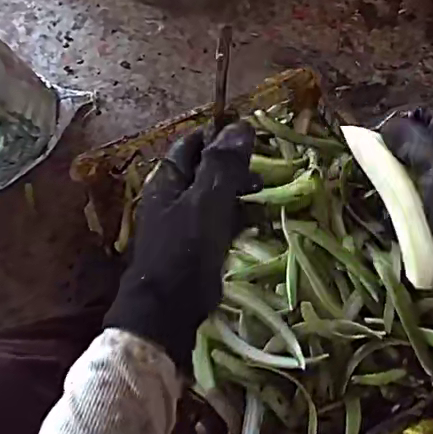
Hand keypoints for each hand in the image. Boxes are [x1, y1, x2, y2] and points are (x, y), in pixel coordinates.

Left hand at [103, 123, 256, 367]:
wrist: (168, 309)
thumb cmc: (185, 249)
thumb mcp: (208, 200)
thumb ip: (224, 164)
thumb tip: (242, 125)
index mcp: (168, 180)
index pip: (193, 144)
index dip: (219, 135)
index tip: (250, 135)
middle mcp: (172, 196)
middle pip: (206, 169)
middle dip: (235, 166)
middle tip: (263, 168)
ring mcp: (184, 222)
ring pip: (216, 195)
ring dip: (240, 191)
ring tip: (264, 193)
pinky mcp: (196, 244)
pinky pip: (220, 220)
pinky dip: (238, 216)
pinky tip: (257, 221)